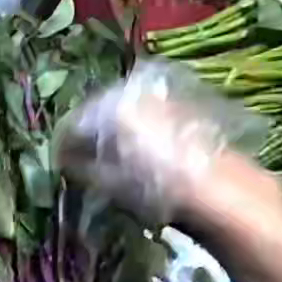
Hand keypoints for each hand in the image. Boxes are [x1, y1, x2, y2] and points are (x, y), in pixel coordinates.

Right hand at [54, 59, 256, 221]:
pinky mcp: (183, 106)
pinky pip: (147, 116)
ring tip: (113, 160)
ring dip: (114, 133)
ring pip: (124, 113)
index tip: (60, 162)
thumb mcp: (110, 183)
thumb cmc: (157, 187)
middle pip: (98, 114)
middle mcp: (133, 92)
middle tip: (83, 160)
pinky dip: (138, 132)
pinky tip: (142, 154)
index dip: (63, 145)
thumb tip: (65, 160)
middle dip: (89, 136)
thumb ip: (81, 167)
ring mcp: (160, 97)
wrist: (220, 189)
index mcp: (109, 106)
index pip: (72, 123)